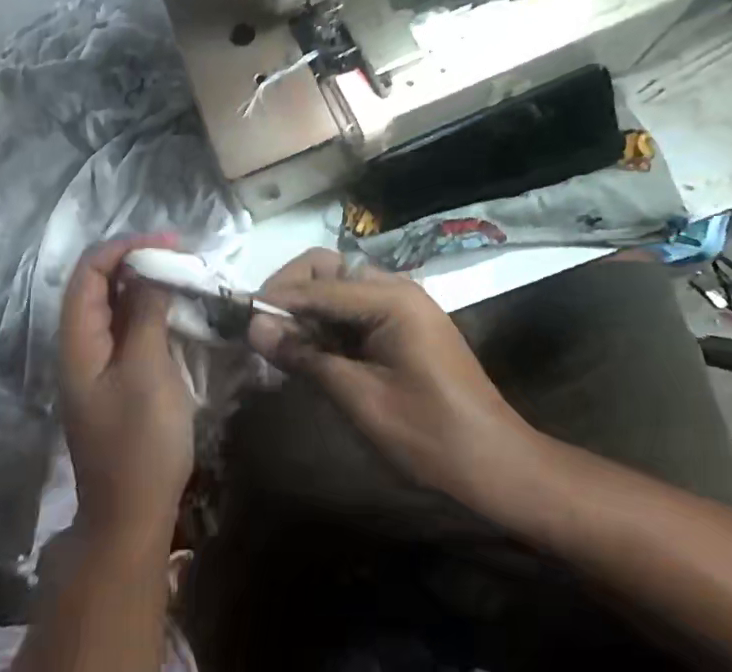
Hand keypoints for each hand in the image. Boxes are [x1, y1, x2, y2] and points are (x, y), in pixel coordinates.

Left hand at [58, 236, 196, 533]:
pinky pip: (130, 331)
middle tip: (183, 257)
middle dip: (138, 262)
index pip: (88, 273)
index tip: (169, 244)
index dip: (124, 248)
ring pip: (117, 308)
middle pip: (100, 287)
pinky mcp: (118, 380)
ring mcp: (99, 366)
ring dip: (148, 286)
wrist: (132, 515)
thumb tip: (150, 272)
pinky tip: (179, 311)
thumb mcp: (147, 370)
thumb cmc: (141, 442)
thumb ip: (146, 315)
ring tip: (185, 276)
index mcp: (78, 342)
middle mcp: (82, 347)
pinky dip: (152, 312)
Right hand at [248, 250, 536, 504]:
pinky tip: (310, 350)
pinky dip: (327, 322)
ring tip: (279, 343)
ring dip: (307, 308)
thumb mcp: (361, 397)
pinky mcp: (403, 325)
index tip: (237, 318)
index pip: (318, 285)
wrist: (494, 462)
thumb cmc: (429, 433)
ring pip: (339, 287)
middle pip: (329, 269)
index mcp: (391, 298)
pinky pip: (354, 309)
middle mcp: (397, 289)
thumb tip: (253, 325)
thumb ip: (306, 356)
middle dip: (291, 291)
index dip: (275, 300)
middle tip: (262, 329)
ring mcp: (402, 305)